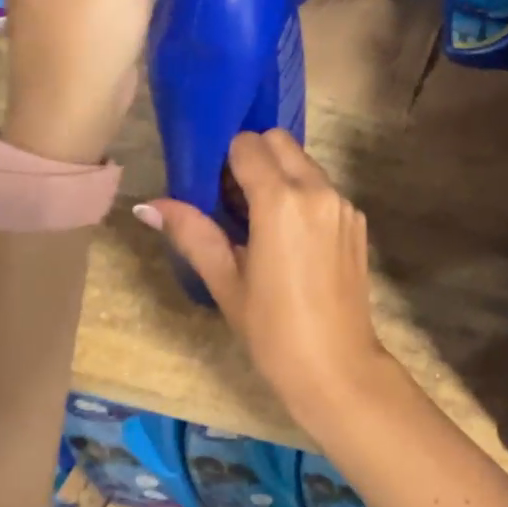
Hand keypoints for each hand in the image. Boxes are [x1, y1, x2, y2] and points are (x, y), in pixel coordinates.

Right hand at [134, 131, 385, 419]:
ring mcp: (343, 203)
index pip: (249, 145)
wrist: (337, 364)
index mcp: (282, 201)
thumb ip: (193, 234)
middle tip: (233, 201)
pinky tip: (292, 240)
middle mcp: (318, 189)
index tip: (213, 187)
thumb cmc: (272, 329)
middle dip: (255, 158)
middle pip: (280, 142)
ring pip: (305, 163)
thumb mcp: (226, 282)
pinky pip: (325, 189)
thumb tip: (149, 205)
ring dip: (281, 176)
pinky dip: (305, 196)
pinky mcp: (357, 219)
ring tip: (260, 224)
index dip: (226, 160)